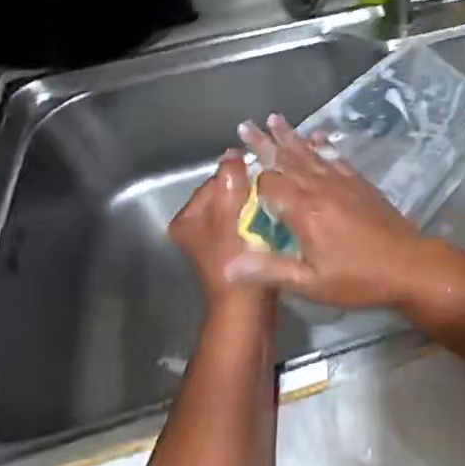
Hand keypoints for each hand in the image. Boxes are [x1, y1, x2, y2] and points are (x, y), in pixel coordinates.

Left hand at [167, 149, 266, 308]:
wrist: (247, 311)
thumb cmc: (232, 262)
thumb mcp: (228, 217)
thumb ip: (228, 184)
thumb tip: (231, 154)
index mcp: (186, 219)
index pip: (214, 182)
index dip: (238, 176)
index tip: (263, 174)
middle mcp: (197, 228)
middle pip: (228, 194)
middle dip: (250, 190)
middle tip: (274, 189)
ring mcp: (217, 241)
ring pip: (241, 209)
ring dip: (258, 205)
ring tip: (278, 203)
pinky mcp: (236, 251)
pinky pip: (249, 224)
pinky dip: (262, 220)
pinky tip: (278, 220)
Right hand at [227, 113, 460, 309]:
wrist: (409, 265)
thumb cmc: (358, 278)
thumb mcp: (310, 283)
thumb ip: (269, 270)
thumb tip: (228, 265)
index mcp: (304, 211)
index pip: (269, 184)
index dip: (252, 180)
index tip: (237, 172)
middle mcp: (321, 188)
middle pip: (287, 159)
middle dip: (264, 143)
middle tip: (245, 125)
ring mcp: (343, 182)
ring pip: (310, 153)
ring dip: (291, 136)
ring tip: (275, 119)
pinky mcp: (360, 183)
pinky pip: (335, 157)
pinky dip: (323, 145)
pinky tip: (317, 137)